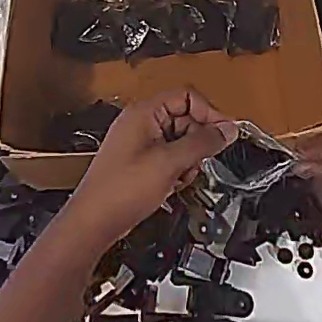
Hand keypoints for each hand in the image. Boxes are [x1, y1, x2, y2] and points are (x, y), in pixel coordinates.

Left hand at [61, 89, 237, 247]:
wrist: (93, 224)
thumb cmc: (120, 191)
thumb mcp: (170, 163)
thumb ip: (202, 142)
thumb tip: (228, 130)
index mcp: (144, 113)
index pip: (186, 97)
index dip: (208, 113)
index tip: (224, 133)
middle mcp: (141, 122)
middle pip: (185, 118)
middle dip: (198, 141)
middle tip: (200, 161)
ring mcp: (140, 141)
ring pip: (180, 138)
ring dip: (189, 158)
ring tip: (181, 176)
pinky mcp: (141, 160)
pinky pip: (171, 155)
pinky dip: (178, 168)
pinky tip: (173, 184)